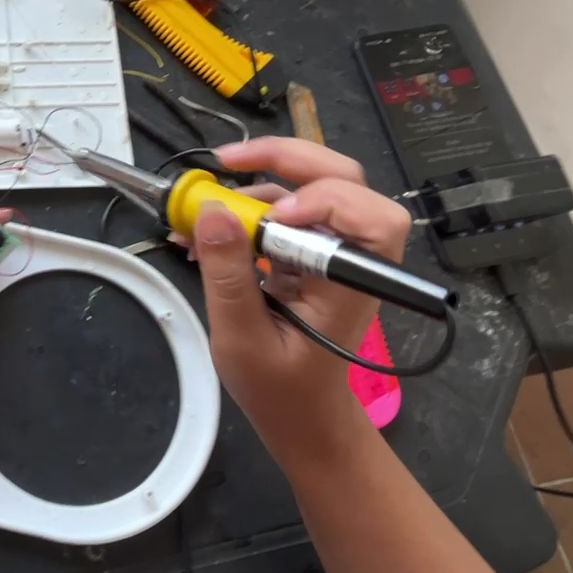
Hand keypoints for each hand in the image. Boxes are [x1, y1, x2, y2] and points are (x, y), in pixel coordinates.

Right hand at [192, 138, 411, 455]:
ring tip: (204, 206)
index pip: (369, 215)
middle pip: (341, 178)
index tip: (274, 215)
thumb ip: (228, 276)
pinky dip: (248, 205)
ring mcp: (331, 251)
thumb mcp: (242, 338)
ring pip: (312, 185)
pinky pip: (286, 209)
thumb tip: (213, 212)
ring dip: (257, 182)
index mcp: (351, 283)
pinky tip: (209, 227)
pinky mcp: (309, 252)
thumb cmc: (280, 390)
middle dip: (284, 158)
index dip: (325, 198)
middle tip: (227, 160)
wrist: (302, 415)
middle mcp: (351, 257)